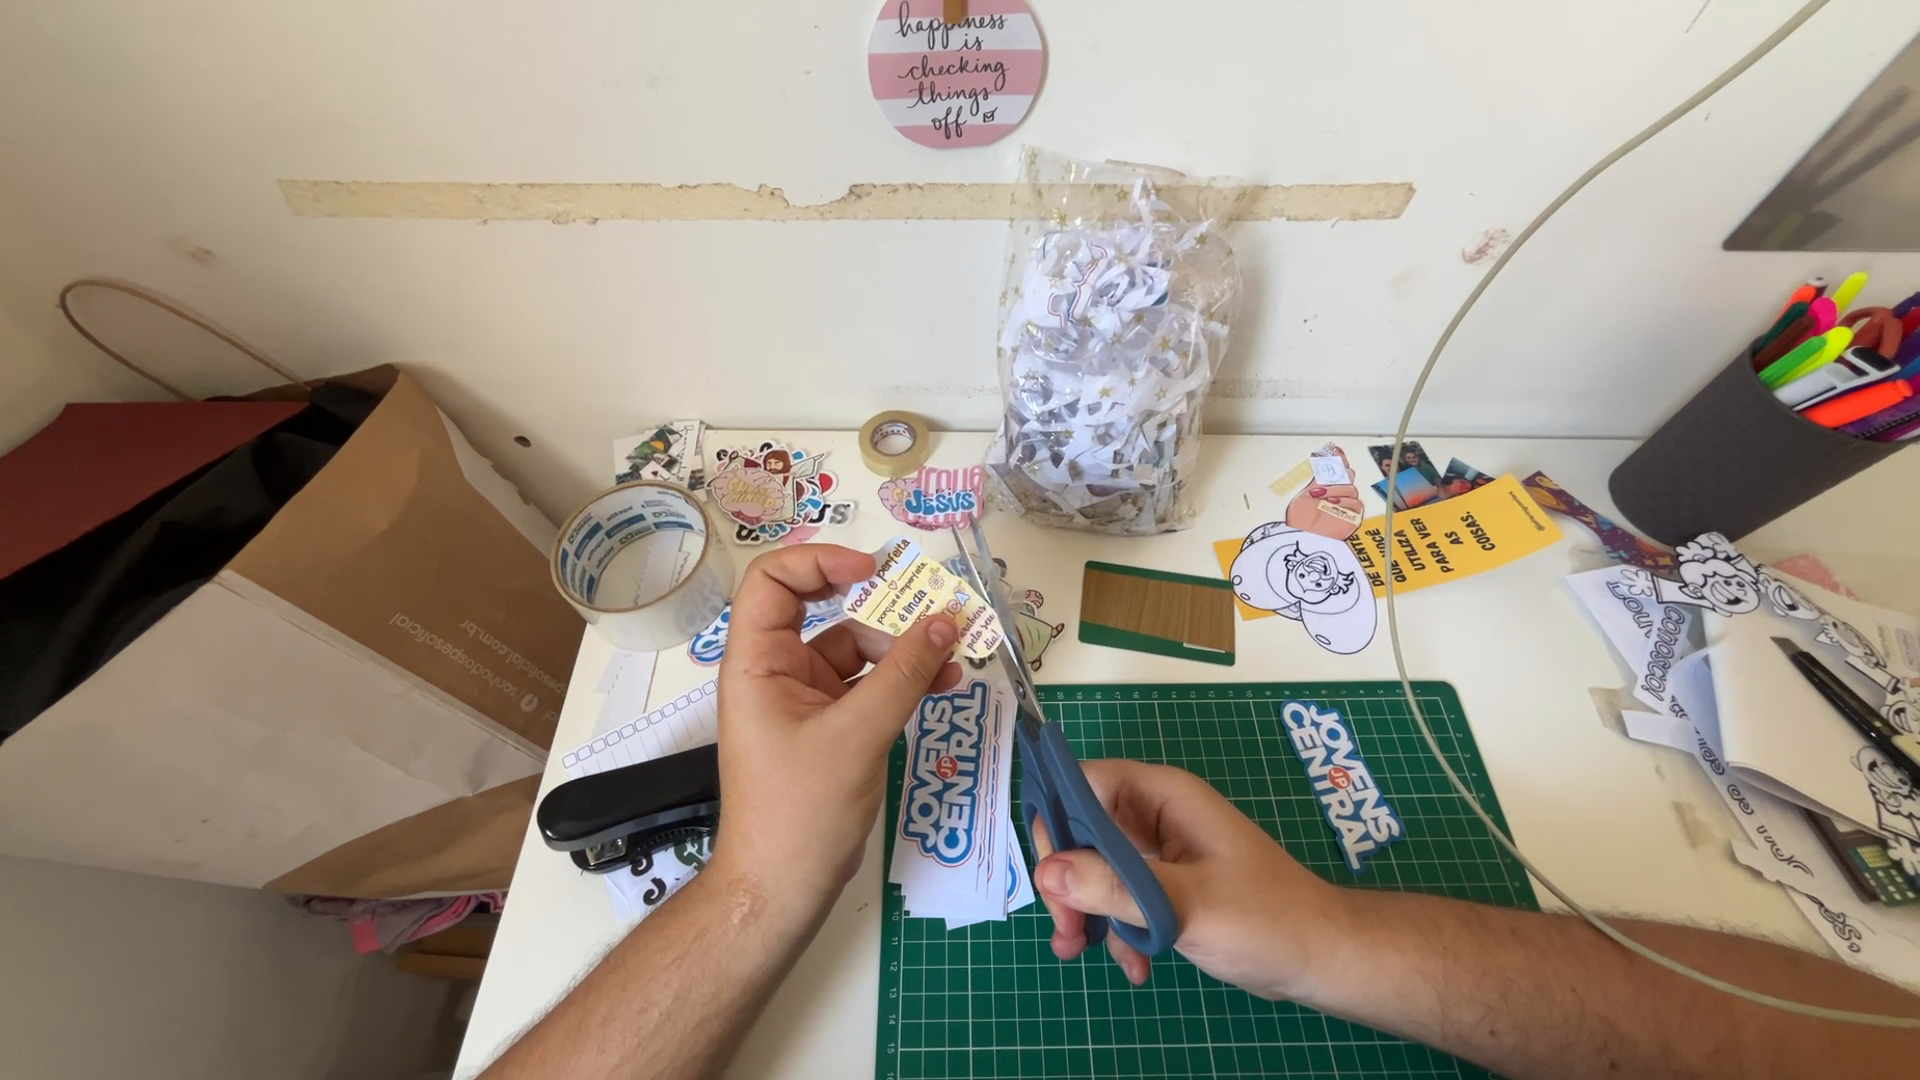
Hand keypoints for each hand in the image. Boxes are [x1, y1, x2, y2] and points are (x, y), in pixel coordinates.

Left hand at [713, 544, 960, 906]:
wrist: (784, 889)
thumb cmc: (801, 809)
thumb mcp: (857, 734)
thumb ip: (904, 675)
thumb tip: (946, 621)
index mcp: (758, 661)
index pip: (773, 581)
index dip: (819, 561)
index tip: (872, 569)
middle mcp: (779, 671)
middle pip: (826, 612)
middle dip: (881, 609)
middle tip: (929, 606)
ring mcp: (807, 699)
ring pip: (858, 651)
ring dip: (904, 650)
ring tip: (952, 657)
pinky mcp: (832, 725)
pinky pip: (871, 686)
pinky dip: (904, 681)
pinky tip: (944, 682)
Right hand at [1032, 760, 1349, 999]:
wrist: (1322, 962)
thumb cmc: (1267, 919)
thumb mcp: (1186, 905)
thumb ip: (1116, 887)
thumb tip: (1046, 870)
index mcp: (1163, 796)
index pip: (1088, 783)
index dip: (1060, 818)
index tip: (1049, 872)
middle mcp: (1154, 815)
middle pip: (1083, 827)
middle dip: (1067, 877)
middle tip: (1065, 926)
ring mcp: (1158, 851)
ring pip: (1094, 865)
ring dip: (1084, 907)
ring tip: (1080, 950)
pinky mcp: (1162, 885)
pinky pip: (1117, 894)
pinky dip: (1113, 926)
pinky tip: (1132, 963)